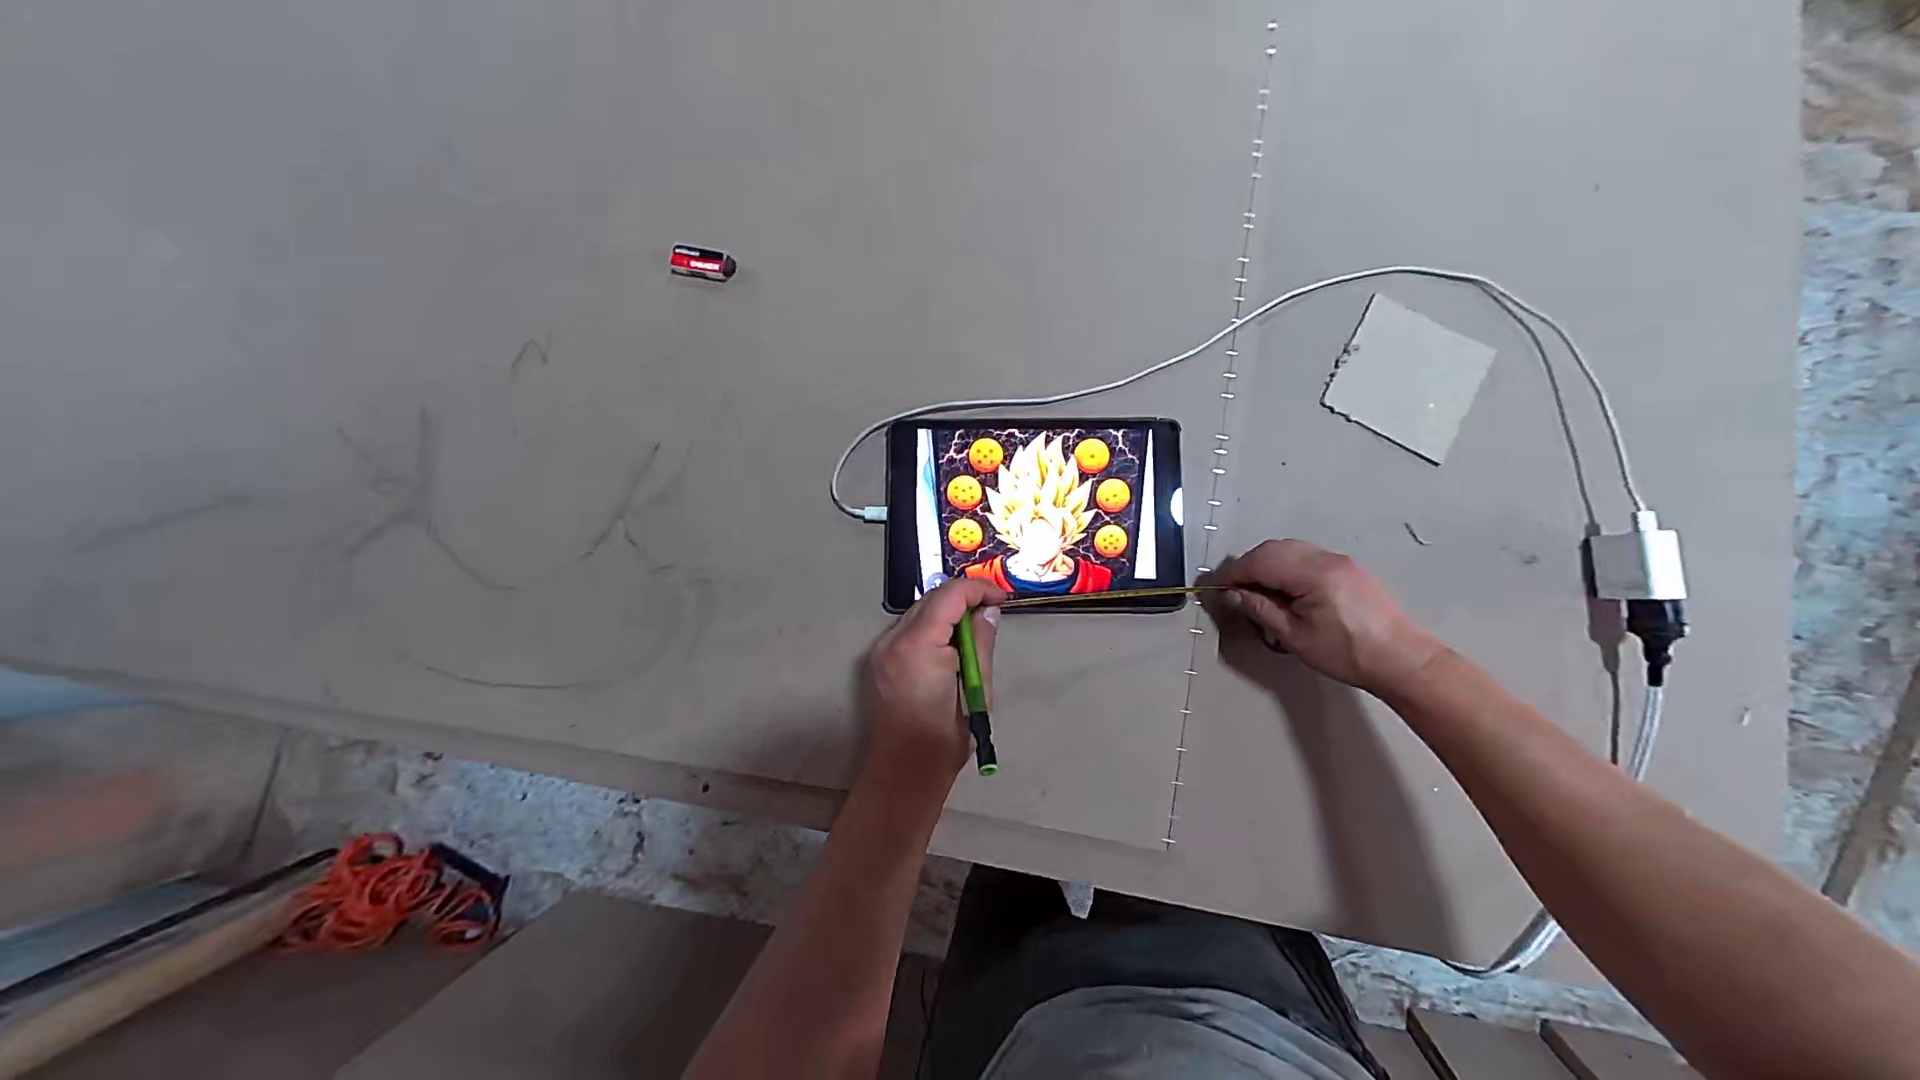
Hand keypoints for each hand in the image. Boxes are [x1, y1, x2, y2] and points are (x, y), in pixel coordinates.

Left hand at [860, 577, 1006, 793]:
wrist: (904, 770)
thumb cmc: (945, 738)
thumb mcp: (976, 689)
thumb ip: (982, 643)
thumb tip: (989, 612)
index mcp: (918, 645)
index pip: (950, 596)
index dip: (979, 589)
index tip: (1001, 599)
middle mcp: (893, 639)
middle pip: (932, 598)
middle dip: (963, 599)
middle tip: (991, 613)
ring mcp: (881, 649)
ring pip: (919, 611)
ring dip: (948, 612)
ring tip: (974, 632)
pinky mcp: (879, 659)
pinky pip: (909, 628)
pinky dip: (932, 627)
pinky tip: (950, 646)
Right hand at [1215, 538, 1445, 695]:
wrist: (1402, 660)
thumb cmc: (1349, 654)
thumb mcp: (1295, 637)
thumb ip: (1261, 610)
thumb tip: (1234, 595)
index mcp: (1314, 575)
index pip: (1261, 562)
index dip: (1234, 573)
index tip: (1218, 588)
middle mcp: (1327, 560)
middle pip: (1274, 549)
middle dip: (1248, 565)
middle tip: (1233, 589)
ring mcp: (1340, 561)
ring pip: (1289, 549)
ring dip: (1266, 563)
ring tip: (1255, 590)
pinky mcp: (1347, 568)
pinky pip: (1306, 555)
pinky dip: (1285, 565)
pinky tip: (1281, 588)